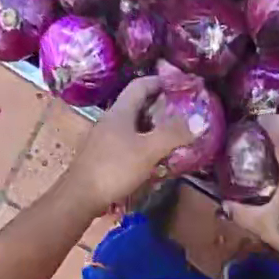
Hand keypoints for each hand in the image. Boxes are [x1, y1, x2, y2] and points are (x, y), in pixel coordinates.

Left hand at [55, 76, 198, 211]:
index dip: (161, 81)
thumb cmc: (113, 168)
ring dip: (153, 128)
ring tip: (173, 135)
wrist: (79, 197)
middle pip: (137, 105)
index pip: (140, 85)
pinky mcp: (102, 157)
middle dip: (161, 107)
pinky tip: (154, 159)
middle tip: (183, 113)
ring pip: (133, 126)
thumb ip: (173, 134)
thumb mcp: (148, 150)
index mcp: (120, 111)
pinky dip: (143, 145)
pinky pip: (127, 144)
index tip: (182, 85)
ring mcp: (104, 139)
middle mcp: (110, 120)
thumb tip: (199, 120)